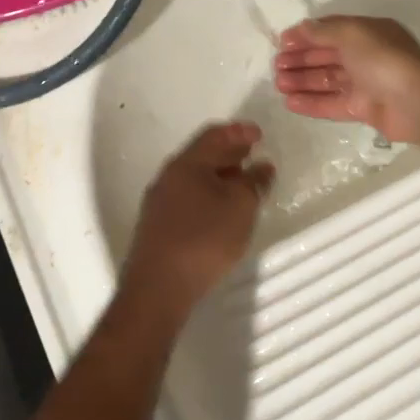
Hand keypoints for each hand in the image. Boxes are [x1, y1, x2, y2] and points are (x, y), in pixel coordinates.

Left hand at [123, 122, 273, 313]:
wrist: (158, 288)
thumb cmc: (204, 238)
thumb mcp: (241, 206)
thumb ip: (254, 182)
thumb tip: (262, 167)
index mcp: (187, 164)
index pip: (214, 134)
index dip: (239, 131)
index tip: (260, 135)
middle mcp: (168, 177)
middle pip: (202, 155)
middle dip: (230, 152)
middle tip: (254, 154)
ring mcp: (159, 203)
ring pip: (195, 178)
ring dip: (220, 176)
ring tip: (243, 184)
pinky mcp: (158, 226)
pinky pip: (188, 198)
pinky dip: (209, 194)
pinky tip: (223, 210)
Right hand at [273, 17, 419, 143]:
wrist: (417, 102)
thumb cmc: (385, 60)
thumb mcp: (353, 34)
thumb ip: (325, 31)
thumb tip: (303, 28)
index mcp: (369, 33)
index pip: (332, 30)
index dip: (307, 35)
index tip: (282, 43)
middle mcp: (367, 56)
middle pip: (328, 55)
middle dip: (302, 59)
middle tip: (277, 66)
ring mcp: (366, 84)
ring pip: (328, 80)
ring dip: (303, 81)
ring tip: (279, 84)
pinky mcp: (364, 109)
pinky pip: (332, 103)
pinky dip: (312, 102)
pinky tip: (290, 102)